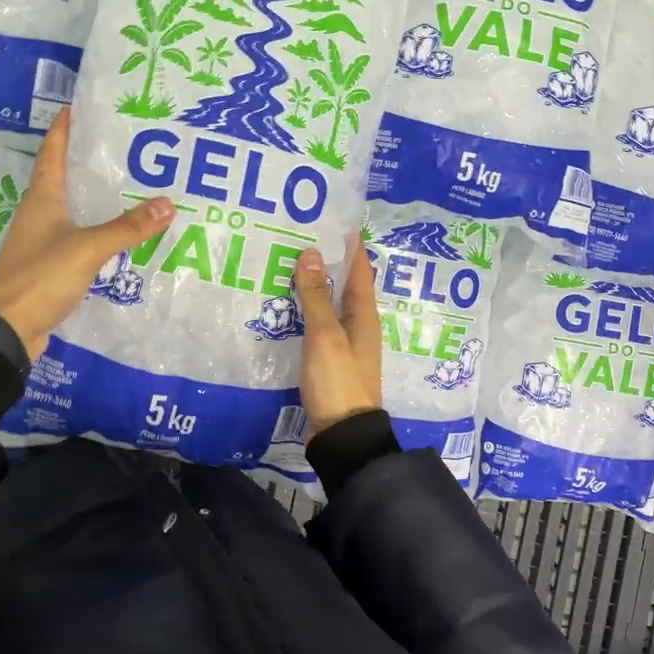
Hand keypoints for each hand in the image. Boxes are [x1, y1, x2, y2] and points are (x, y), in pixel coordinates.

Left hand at [0, 109, 174, 358]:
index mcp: (41, 200)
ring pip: (70, 212)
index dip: (63, 130)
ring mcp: (41, 244)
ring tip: (126, 190)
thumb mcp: (87, 248)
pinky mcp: (48, 270)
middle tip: (119, 149)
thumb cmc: (41, 278)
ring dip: (92, 200)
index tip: (76, 108)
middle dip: (85, 163)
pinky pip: (76, 241)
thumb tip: (168, 203)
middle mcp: (38, 216)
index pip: (52, 154)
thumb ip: (127, 228)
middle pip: (61, 180)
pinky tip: (117, 238)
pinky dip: (95, 234)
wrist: (8, 330)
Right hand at [291, 235, 382, 437]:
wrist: (342, 435)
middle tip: (302, 236)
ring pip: (331, 306)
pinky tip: (289, 309)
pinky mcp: (330, 362)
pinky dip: (308, 311)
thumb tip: (312, 253)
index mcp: (365, 316)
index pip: (360, 269)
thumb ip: (317, 296)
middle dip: (329, 262)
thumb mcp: (326, 335)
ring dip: (316, 286)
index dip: (351, 245)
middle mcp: (359, 326)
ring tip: (290, 265)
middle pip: (346, 286)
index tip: (335, 219)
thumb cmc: (338, 381)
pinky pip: (320, 326)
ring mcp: (345, 346)